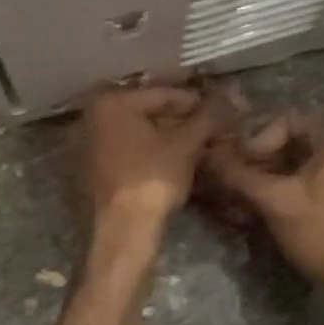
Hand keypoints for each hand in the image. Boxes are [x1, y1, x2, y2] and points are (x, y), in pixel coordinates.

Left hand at [80, 87, 227, 229]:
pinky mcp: (97, 169)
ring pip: (144, 134)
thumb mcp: (186, 144)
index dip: (199, 104)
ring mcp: (93, 144)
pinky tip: (182, 163)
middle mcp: (95, 117)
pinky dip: (157, 154)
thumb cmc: (153, 178)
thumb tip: (230, 98)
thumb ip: (207, 117)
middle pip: (152, 113)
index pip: (165, 95)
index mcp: (112, 102)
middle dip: (186, 123)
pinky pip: (134, 152)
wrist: (125, 229)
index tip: (225, 113)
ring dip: (174, 139)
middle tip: (216, 132)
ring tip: (205, 148)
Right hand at [205, 112, 323, 287]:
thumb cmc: (323, 232)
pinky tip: (260, 217)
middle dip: (258, 165)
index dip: (258, 139)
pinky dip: (285, 198)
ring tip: (241, 205)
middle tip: (232, 185)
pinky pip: (311, 190)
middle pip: (294, 147)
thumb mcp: (275, 201)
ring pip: (299, 172)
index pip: (289, 121)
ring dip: (267, 184)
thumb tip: (208, 157)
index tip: (239, 164)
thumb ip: (239, 176)